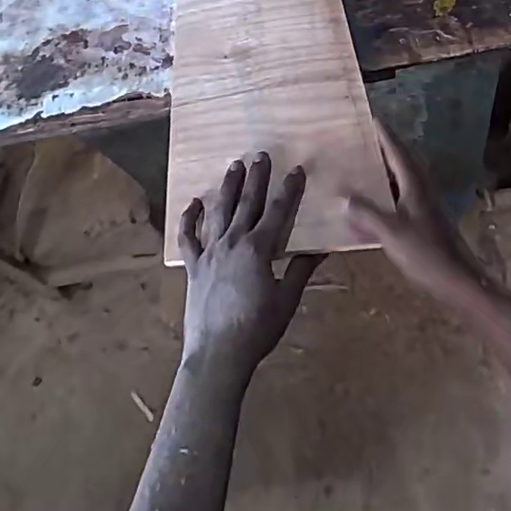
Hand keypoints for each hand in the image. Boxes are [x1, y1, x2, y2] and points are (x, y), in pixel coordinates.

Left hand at [177, 153, 323, 379]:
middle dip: (255, 178)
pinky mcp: (193, 265)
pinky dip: (190, 218)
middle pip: (246, 203)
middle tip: (260, 156)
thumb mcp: (286, 300)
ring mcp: (209, 252)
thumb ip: (300, 271)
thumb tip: (321, 248)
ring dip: (227, 188)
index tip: (295, 170)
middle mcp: (232, 242)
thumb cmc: (256, 330)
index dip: (288, 189)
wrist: (217, 355)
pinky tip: (195, 203)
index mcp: (258, 249)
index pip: (278, 212)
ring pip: (218, 211)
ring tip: (233, 167)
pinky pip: (189, 237)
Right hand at [344, 117, 486, 300]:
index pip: (397, 149)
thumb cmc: (426, 253)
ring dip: (388, 165)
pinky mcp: (427, 217)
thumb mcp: (390, 233)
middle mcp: (422, 187)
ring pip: (405, 175)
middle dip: (386, 144)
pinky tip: (378, 196)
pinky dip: (390, 186)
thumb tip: (344, 197)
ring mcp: (427, 202)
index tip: (370, 117)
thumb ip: (366, 213)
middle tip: (364, 136)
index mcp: (414, 183)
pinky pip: (405, 191)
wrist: (459, 281)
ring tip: (367, 160)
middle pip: (404, 157)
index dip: (384, 133)